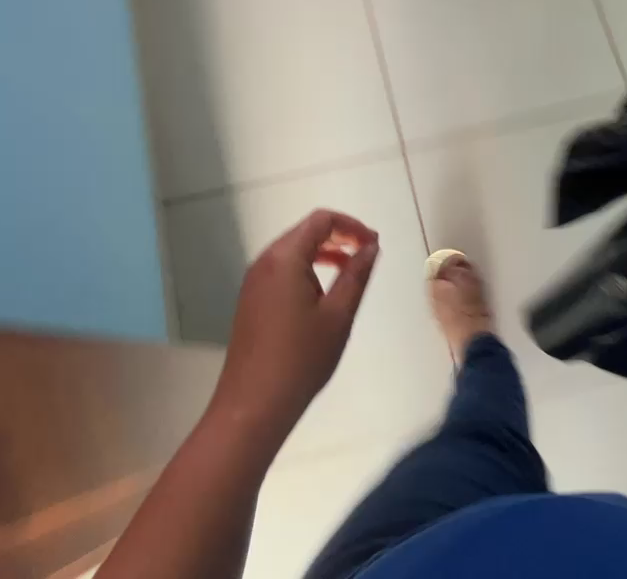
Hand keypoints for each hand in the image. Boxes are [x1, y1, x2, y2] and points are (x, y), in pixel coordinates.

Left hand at [211, 209, 378, 433]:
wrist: (252, 406)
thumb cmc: (301, 359)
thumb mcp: (339, 315)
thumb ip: (357, 274)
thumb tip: (370, 246)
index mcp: (285, 258)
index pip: (321, 220)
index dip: (351, 225)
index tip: (374, 243)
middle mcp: (264, 261)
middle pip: (305, 231)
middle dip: (339, 237)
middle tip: (367, 254)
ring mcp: (253, 282)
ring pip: (293, 251)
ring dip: (323, 253)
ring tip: (350, 272)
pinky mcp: (251, 301)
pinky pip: (282, 270)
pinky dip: (306, 269)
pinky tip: (322, 295)